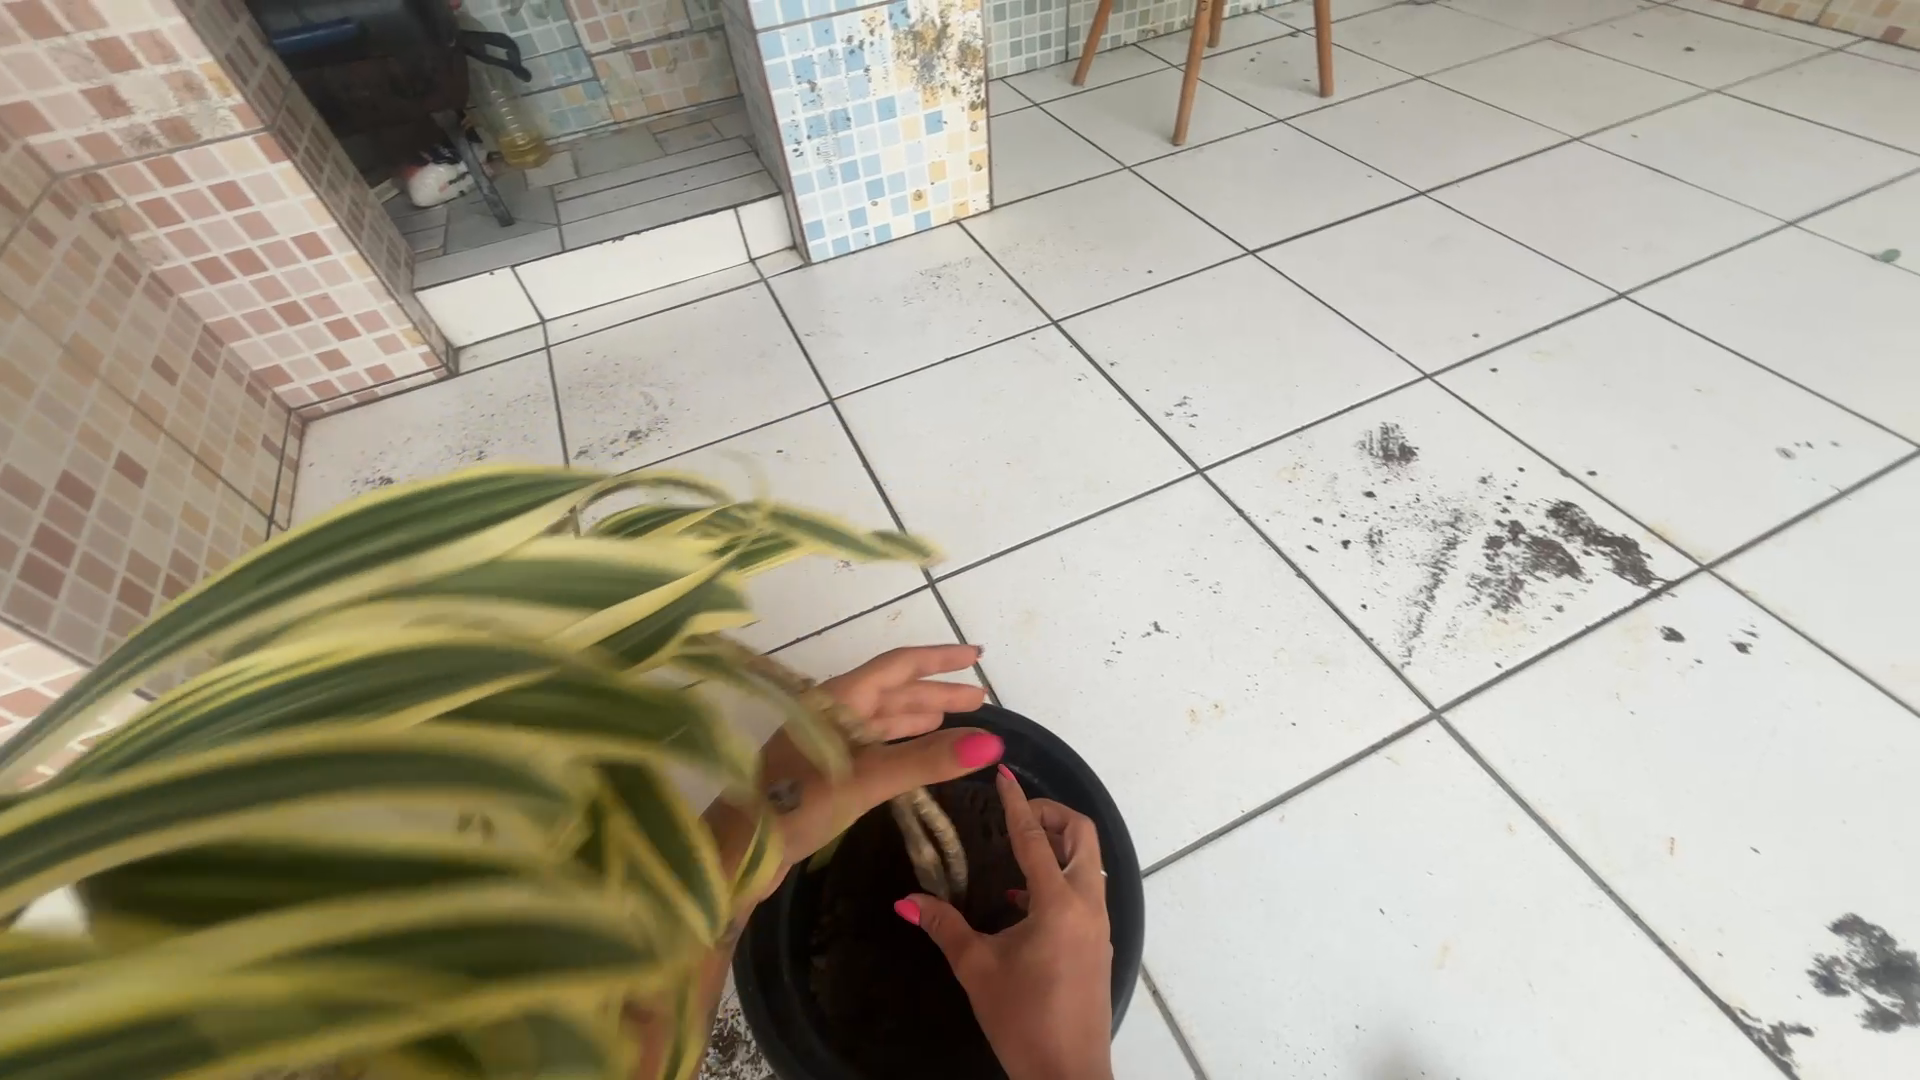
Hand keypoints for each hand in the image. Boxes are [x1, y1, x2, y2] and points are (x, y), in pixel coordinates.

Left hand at [727, 645, 996, 903]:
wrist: (738, 851)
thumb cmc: (799, 804)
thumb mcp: (868, 778)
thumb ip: (928, 758)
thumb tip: (992, 742)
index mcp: (840, 698)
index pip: (898, 665)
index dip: (939, 659)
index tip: (976, 655)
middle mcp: (834, 710)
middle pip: (893, 690)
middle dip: (937, 690)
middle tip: (980, 697)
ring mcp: (827, 739)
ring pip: (883, 717)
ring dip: (919, 714)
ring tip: (956, 716)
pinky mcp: (824, 769)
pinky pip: (873, 743)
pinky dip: (901, 740)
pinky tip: (915, 748)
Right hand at [897, 767, 1114, 1079]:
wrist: (1069, 1076)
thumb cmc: (1023, 1020)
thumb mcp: (977, 969)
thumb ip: (943, 927)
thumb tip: (905, 900)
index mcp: (1058, 903)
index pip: (1035, 836)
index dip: (1016, 802)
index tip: (1002, 773)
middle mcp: (1087, 904)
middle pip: (1082, 835)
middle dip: (1051, 813)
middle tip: (1016, 813)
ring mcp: (1099, 923)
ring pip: (1089, 861)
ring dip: (1059, 843)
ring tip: (1018, 846)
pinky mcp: (1099, 941)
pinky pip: (1087, 889)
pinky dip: (1062, 874)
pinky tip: (1022, 896)